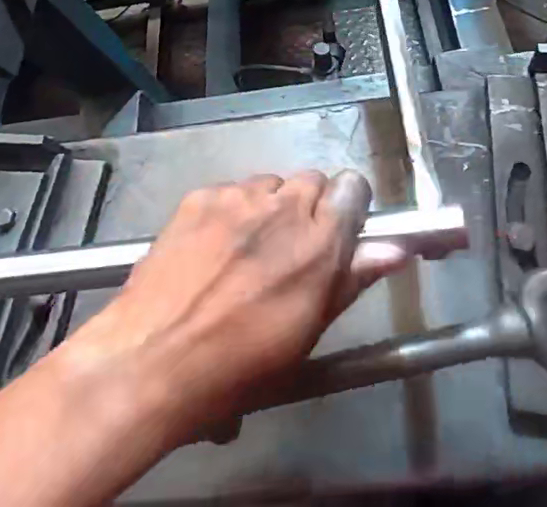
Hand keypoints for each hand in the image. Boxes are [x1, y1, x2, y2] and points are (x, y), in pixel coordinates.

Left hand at [71, 170, 409, 430]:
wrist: (150, 361)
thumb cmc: (238, 364)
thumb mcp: (307, 329)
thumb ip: (353, 278)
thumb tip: (396, 248)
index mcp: (321, 242)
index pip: (353, 187)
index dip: (348, 206)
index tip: (337, 230)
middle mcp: (285, 207)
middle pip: (312, 181)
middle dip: (307, 207)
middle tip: (287, 248)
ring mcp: (240, 197)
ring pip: (270, 185)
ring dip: (268, 208)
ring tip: (244, 249)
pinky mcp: (202, 196)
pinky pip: (231, 191)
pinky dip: (229, 211)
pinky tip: (210, 248)